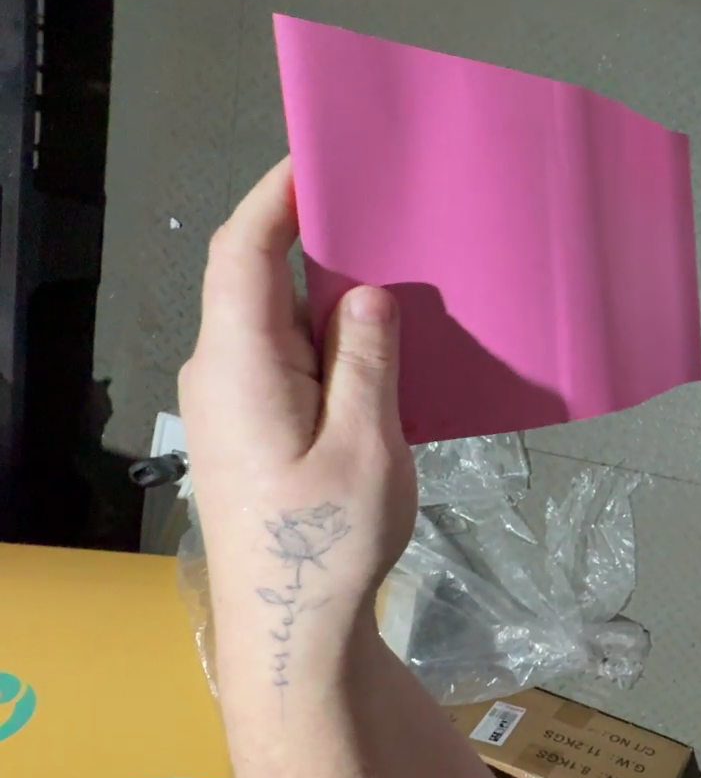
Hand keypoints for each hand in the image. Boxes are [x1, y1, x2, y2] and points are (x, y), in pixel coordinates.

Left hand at [178, 159, 414, 663]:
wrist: (291, 616)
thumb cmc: (330, 533)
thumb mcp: (366, 444)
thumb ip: (367, 363)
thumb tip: (368, 294)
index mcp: (243, 365)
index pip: (245, 255)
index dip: (276, 200)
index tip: (318, 161)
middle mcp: (224, 371)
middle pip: (257, 281)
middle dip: (313, 238)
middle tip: (386, 216)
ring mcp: (237, 400)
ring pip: (278, 320)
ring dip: (331, 291)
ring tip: (399, 272)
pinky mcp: (258, 424)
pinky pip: (292, 356)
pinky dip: (334, 334)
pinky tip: (382, 341)